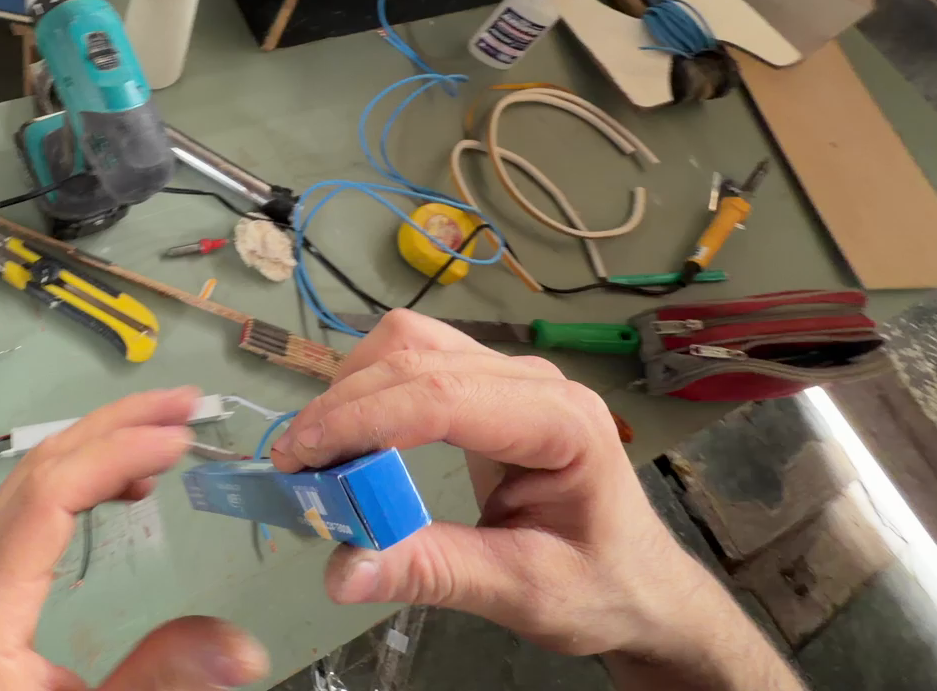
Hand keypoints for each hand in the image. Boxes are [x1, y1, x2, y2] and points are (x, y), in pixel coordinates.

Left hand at [0, 387, 269, 690]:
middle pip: (44, 465)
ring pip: (38, 471)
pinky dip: (87, 473)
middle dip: (119, 424)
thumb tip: (246, 648)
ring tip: (168, 429)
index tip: (179, 439)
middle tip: (185, 404)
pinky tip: (129, 481)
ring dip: (105, 440)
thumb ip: (158, 681)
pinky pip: (35, 497)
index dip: (116, 454)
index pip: (50, 494)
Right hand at [271, 311, 798, 688]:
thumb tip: (339, 570)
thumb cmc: (602, 588)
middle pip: (416, 356)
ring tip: (321, 446)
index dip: (364, 417)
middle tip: (295, 461)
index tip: (302, 455)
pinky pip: (413, 355)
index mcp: (559, 421)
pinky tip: (354, 427)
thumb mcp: (525, 594)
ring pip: (408, 341)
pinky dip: (369, 384)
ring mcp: (507, 372)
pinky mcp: (484, 380)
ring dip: (353, 385)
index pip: (443, 396)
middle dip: (345, 403)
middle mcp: (531, 378)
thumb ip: (433, 573)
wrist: (642, 582)